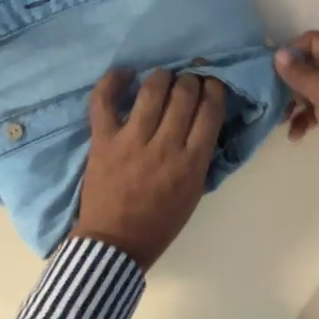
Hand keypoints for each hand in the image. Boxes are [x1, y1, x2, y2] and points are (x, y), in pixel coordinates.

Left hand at [71, 68, 224, 268]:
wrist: (114, 245)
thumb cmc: (160, 222)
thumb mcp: (194, 190)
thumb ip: (201, 155)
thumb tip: (204, 120)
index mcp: (191, 162)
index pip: (210, 110)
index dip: (214, 88)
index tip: (212, 83)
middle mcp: (165, 146)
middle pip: (185, 94)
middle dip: (191, 80)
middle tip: (188, 81)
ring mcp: (131, 140)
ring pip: (152, 90)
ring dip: (163, 77)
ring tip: (163, 78)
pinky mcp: (103, 140)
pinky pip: (104, 101)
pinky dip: (113, 81)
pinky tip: (126, 74)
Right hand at [275, 31, 318, 206]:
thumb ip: (301, 73)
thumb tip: (279, 53)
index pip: (314, 40)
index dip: (293, 51)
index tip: (274, 70)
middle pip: (310, 64)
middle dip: (290, 81)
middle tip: (273, 97)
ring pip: (312, 88)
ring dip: (295, 102)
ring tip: (281, 120)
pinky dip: (306, 118)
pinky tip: (295, 135)